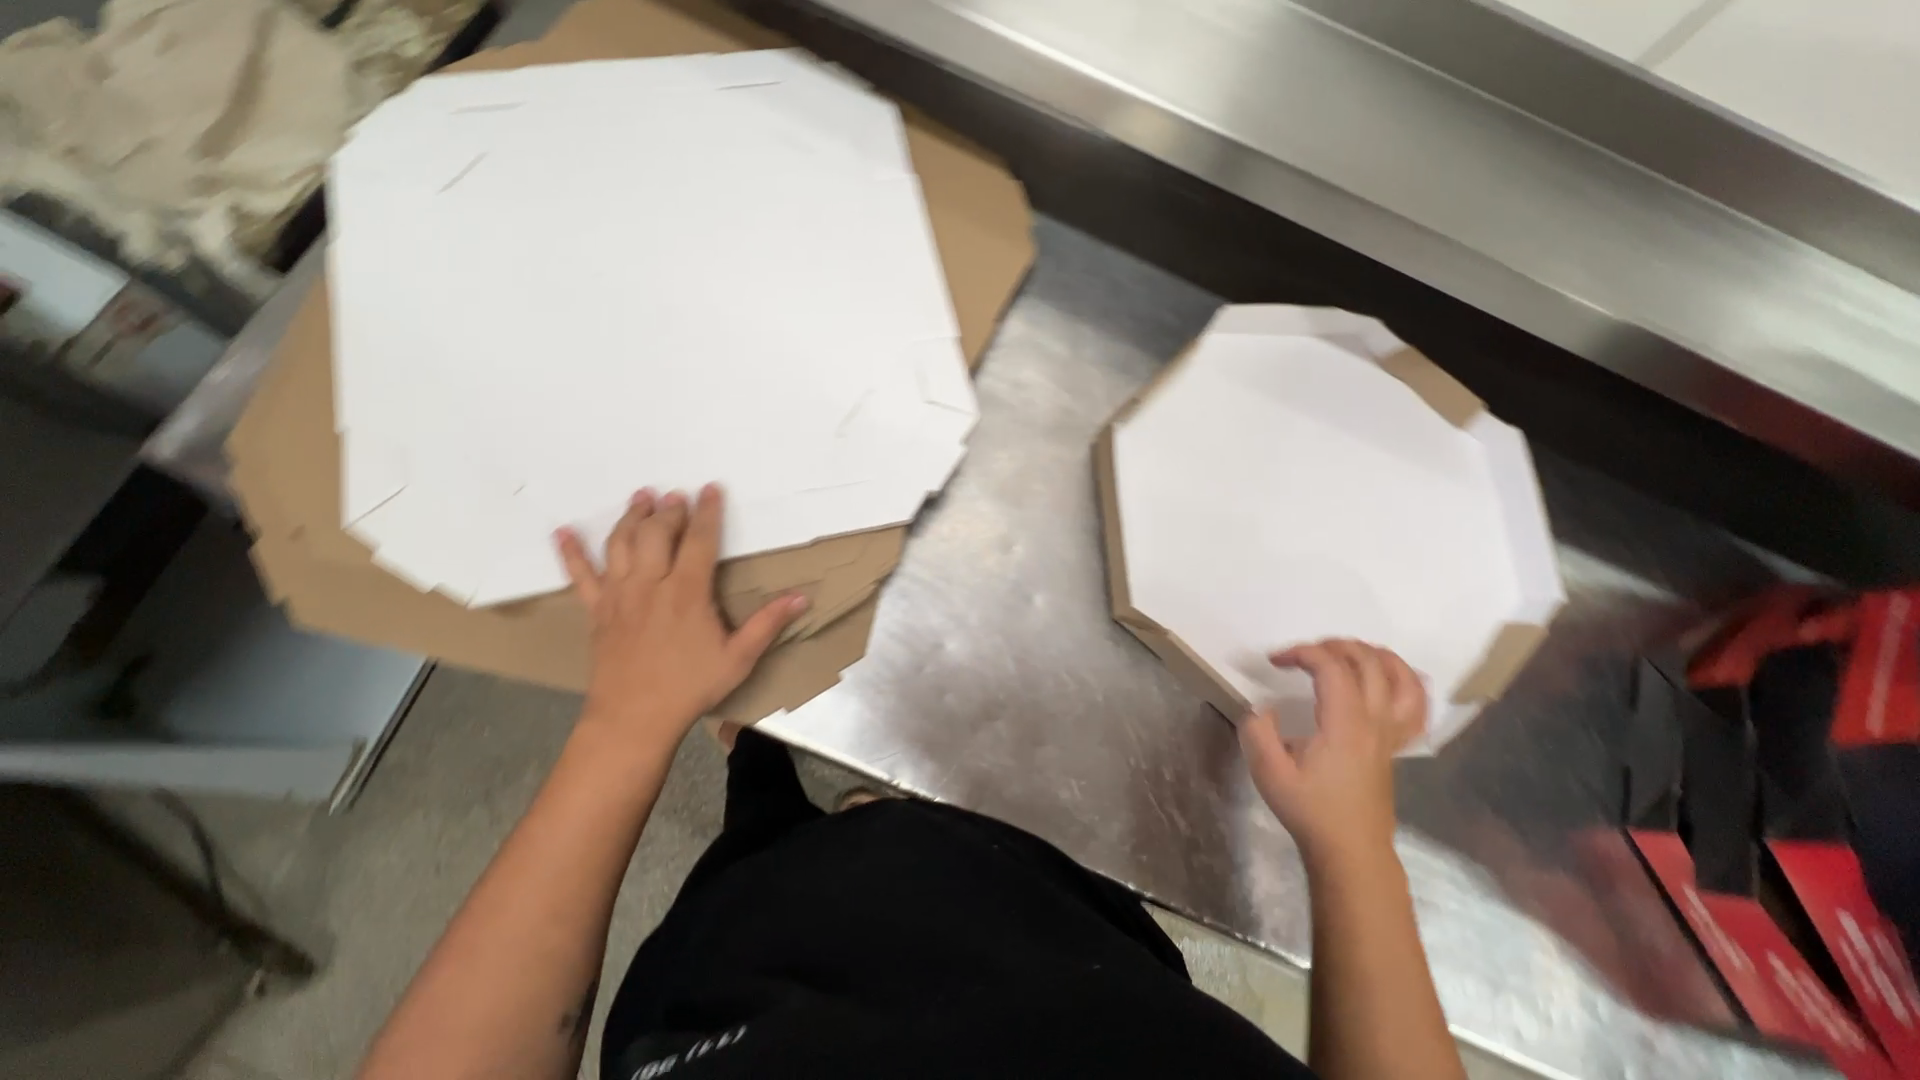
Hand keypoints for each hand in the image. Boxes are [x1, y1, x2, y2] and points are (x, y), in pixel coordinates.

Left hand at [555, 484, 807, 745]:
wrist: (634, 718)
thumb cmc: (690, 688)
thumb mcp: (738, 658)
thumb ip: (767, 623)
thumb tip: (801, 597)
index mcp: (687, 593)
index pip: (699, 540)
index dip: (707, 512)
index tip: (711, 489)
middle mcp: (650, 584)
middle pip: (656, 533)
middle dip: (668, 509)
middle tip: (677, 495)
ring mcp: (619, 595)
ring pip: (621, 543)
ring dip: (631, 517)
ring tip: (641, 497)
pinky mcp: (597, 610)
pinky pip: (579, 575)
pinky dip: (570, 552)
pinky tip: (562, 532)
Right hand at [1237, 639, 1425, 868]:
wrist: (1350, 849)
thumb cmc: (1309, 810)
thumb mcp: (1268, 773)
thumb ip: (1257, 732)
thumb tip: (1263, 709)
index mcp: (1345, 724)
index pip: (1331, 667)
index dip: (1302, 653)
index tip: (1276, 662)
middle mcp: (1375, 721)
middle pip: (1368, 661)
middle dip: (1334, 645)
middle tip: (1304, 655)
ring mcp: (1392, 733)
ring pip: (1401, 676)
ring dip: (1373, 654)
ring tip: (1346, 654)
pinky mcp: (1396, 745)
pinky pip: (1417, 705)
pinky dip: (1407, 681)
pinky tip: (1389, 677)